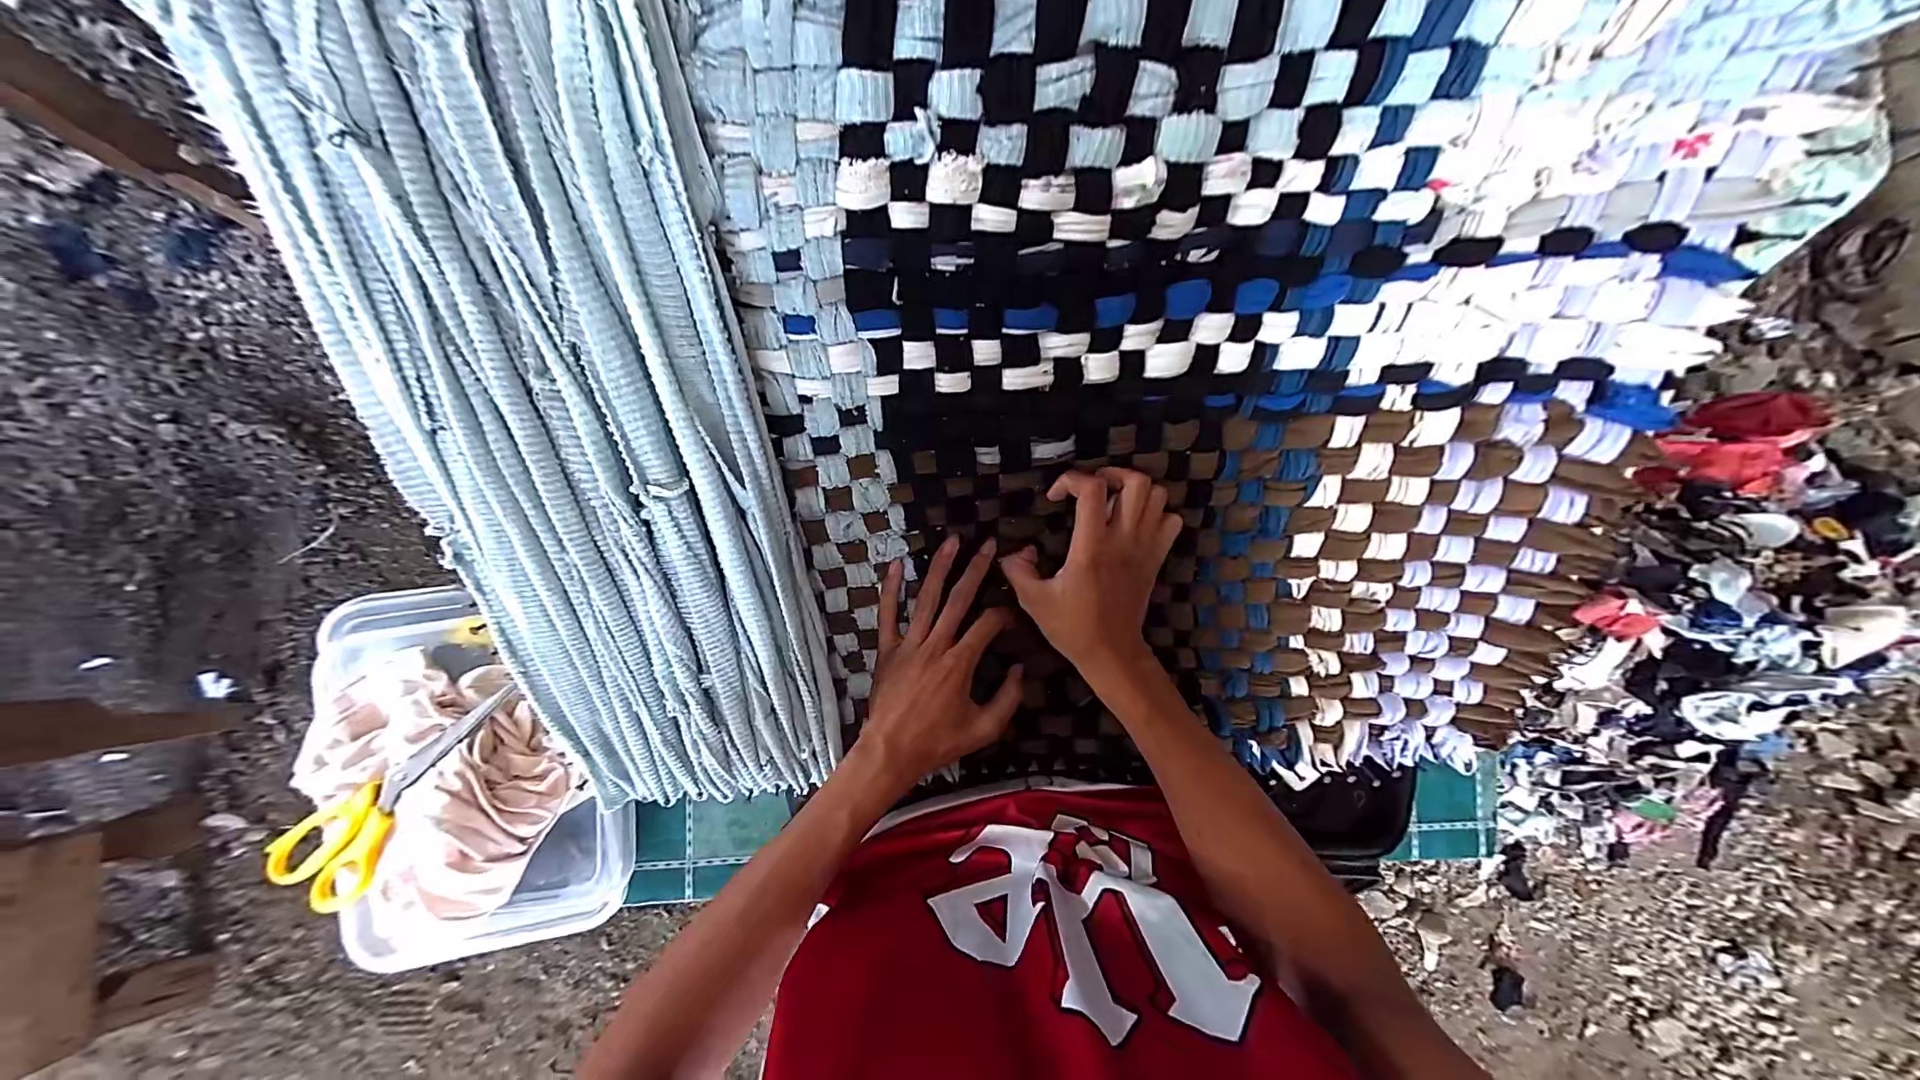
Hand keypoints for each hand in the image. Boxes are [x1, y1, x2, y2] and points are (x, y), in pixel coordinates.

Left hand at [855, 535, 1023, 789]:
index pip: (987, 625)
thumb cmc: (938, 743)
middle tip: (988, 545)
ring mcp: (908, 645)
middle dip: (976, 570)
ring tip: (953, 542)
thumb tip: (1021, 671)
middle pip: (959, 599)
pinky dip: (891, 589)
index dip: (1003, 615)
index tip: (1009, 617)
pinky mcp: (887, 650)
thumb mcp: (984, 729)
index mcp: (960, 663)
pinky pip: (888, 614)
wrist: (890, 752)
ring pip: (926, 598)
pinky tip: (896, 565)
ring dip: (940, 568)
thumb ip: (1009, 700)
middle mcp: (936, 646)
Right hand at [1000, 468, 1183, 673]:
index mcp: (1090, 547)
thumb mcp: (1033, 600)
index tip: (1054, 497)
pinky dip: (1156, 513)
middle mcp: (1123, 541)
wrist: (1111, 652)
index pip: (1092, 489)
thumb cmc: (1071, 627)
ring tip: (1112, 501)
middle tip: (1091, 488)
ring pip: (1157, 496)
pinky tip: (1134, 524)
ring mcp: (1145, 548)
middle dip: (1111, 473)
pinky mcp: (1156, 559)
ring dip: (1134, 490)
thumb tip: (1017, 551)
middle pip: (1136, 482)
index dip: (1070, 479)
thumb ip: (1017, 570)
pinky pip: (1170, 521)